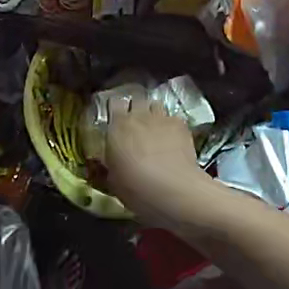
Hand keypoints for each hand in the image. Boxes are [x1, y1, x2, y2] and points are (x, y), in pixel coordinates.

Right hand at [105, 98, 209, 224]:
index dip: (115, 109)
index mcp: (117, 126)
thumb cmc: (135, 187)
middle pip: (136, 99)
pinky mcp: (181, 124)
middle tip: (136, 125)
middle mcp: (139, 115)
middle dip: (136, 108)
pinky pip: (173, 118)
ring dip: (154, 114)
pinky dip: (171, 126)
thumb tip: (107, 161)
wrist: (173, 189)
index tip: (116, 120)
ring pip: (156, 105)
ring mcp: (162, 118)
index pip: (113, 103)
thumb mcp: (112, 180)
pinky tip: (173, 139)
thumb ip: (108, 163)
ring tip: (155, 129)